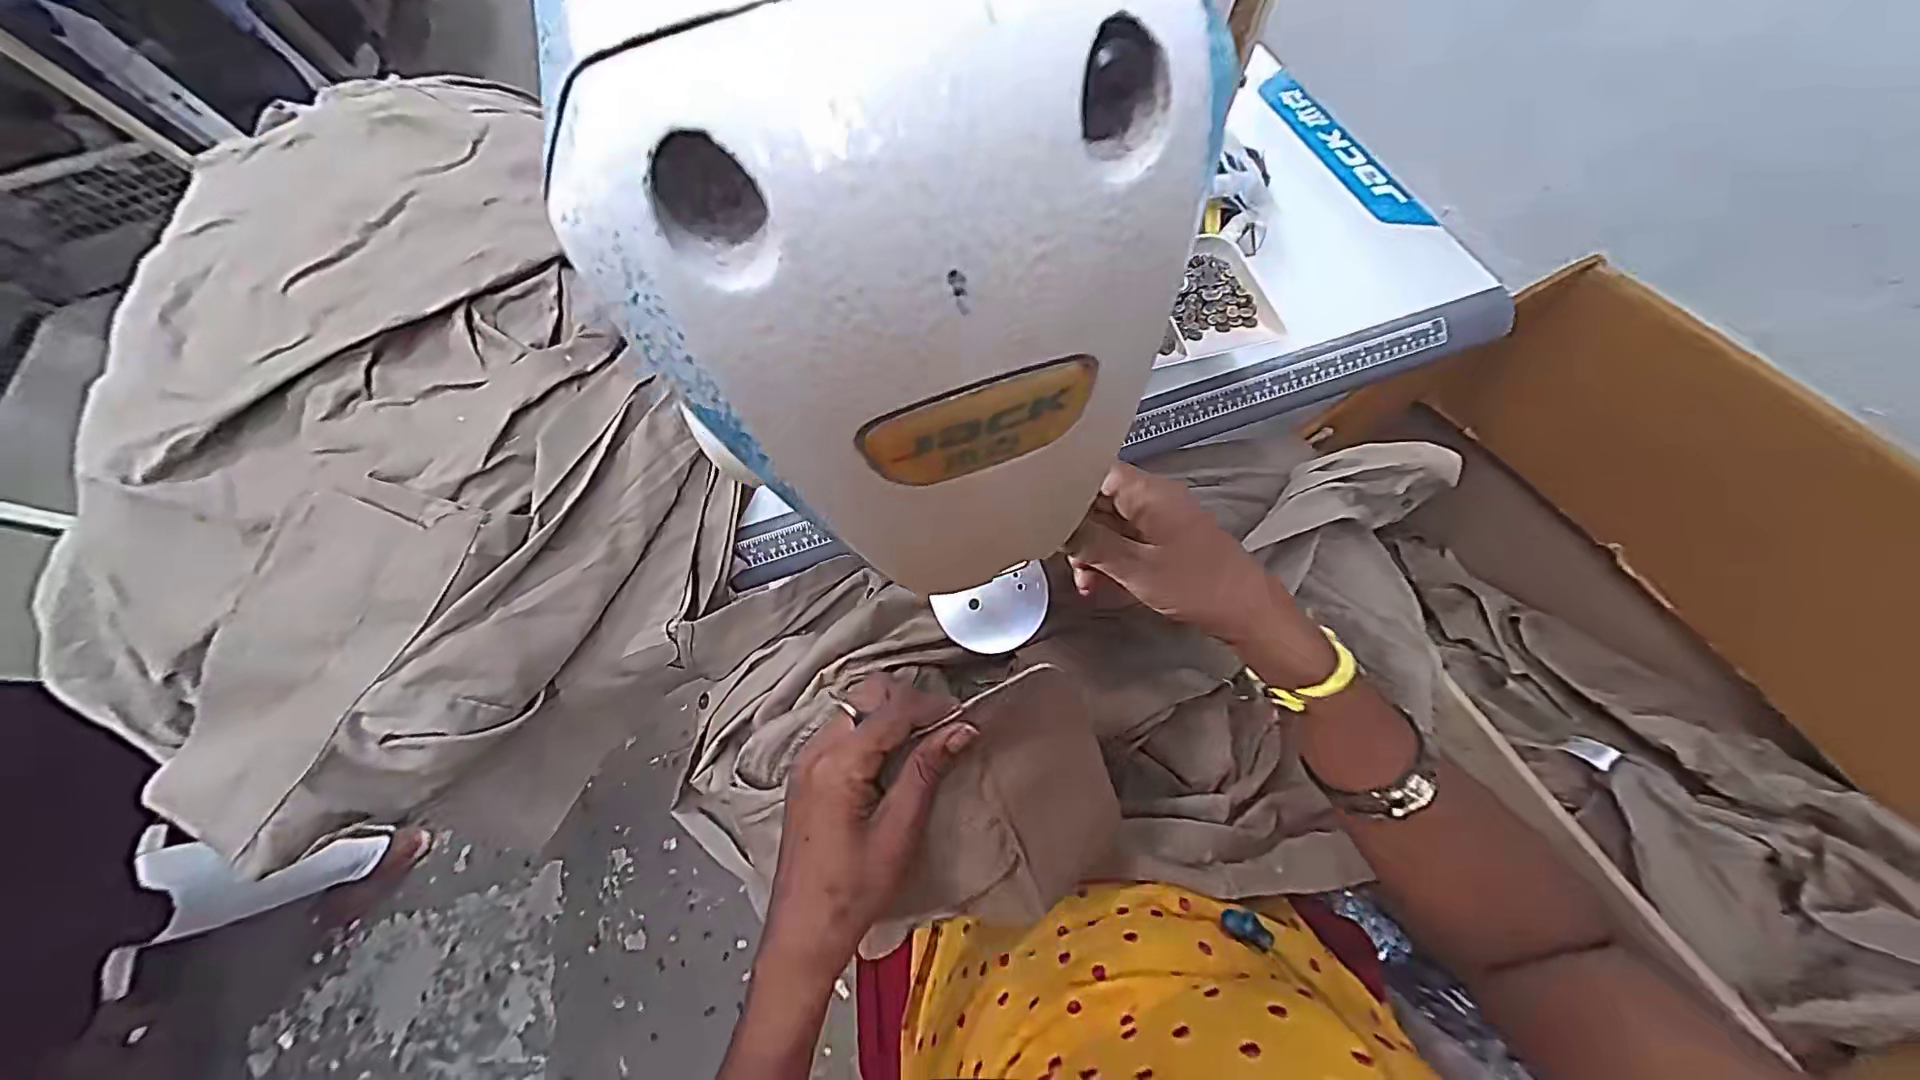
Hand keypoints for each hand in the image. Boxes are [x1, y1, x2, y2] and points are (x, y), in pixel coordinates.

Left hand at [760, 672, 978, 980]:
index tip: (962, 718)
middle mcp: (815, 751)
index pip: (891, 710)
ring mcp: (805, 759)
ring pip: (854, 705)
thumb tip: (960, 730)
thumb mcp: (899, 830)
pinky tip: (894, 752)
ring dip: (890, 711)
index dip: (932, 707)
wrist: (804, 931)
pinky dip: (872, 727)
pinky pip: (842, 727)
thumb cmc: (851, 892)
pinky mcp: (805, 771)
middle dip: (909, 700)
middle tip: (944, 725)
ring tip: (924, 738)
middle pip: (868, 694)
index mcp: (837, 764)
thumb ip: (926, 770)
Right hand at [1066, 464, 1335, 684]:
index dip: (1066, 487)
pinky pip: (1123, 539)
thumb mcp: (1136, 568)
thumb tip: (1058, 530)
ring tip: (1084, 580)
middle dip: (1076, 527)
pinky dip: (1108, 557)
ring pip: (1107, 522)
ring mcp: (1158, 518)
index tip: (1042, 510)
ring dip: (1090, 549)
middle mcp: (1152, 498)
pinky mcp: (1162, 539)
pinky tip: (1097, 583)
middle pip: (1098, 498)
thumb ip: (1093, 546)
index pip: (1095, 471)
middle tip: (1063, 556)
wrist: (1246, 610)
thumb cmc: (1196, 585)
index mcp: (1148, 492)